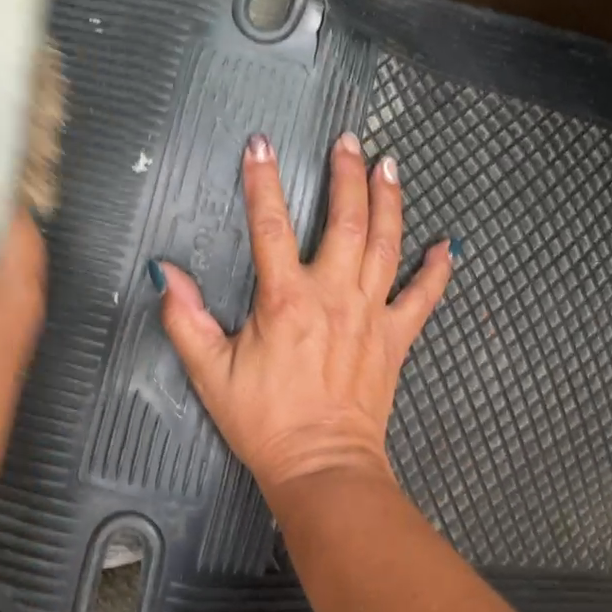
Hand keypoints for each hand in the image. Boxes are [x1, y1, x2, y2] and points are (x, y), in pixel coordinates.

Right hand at [155, 132, 452, 494]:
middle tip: (349, 141)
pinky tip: (448, 245)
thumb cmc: (264, 422)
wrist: (322, 469)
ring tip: (390, 165)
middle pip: (346, 222)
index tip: (260, 145)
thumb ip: (186, 317)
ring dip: (389, 202)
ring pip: (386, 246)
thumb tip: (164, 273)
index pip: (270, 226)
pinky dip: (437, 270)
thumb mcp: (210, 372)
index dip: (263, 181)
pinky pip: (423, 298)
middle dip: (347, 176)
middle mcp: (332, 297)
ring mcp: (369, 315)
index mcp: (285, 300)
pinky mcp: (394, 339)